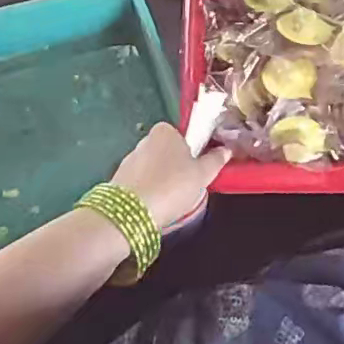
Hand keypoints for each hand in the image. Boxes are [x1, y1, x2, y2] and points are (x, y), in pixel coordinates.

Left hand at [110, 122, 231, 228]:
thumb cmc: (172, 186)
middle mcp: (144, 140)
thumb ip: (215, 160)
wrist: (133, 212)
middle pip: (167, 152)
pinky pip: (140, 183)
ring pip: (153, 169)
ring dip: (161, 180)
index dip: (191, 152)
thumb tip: (225, 150)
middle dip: (175, 167)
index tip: (196, 170)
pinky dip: (148, 191)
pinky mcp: (118, 179)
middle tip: (186, 186)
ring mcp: (128, 160)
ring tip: (169, 200)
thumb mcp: (202, 174)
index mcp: (164, 131)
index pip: (182, 136)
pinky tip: (154, 206)